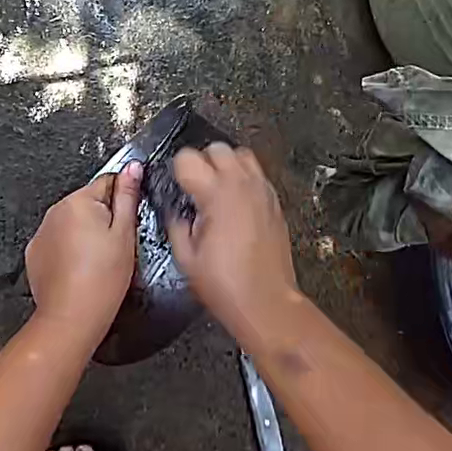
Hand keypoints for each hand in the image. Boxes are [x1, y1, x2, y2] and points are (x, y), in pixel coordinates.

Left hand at [25, 162, 142, 333]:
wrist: (71, 318)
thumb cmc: (101, 280)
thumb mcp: (124, 234)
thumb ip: (128, 196)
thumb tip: (132, 168)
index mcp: (78, 201)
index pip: (108, 183)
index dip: (122, 203)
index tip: (126, 223)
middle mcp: (55, 211)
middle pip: (89, 203)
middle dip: (103, 219)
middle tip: (114, 247)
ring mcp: (42, 233)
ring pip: (73, 223)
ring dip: (85, 234)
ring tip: (97, 262)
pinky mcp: (35, 253)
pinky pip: (58, 241)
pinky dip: (69, 250)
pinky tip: (80, 268)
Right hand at [166, 144, 299, 331]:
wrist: (266, 302)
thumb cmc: (226, 285)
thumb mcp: (185, 256)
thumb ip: (176, 223)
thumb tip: (177, 210)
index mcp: (216, 193)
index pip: (188, 157)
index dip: (178, 170)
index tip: (178, 187)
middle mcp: (242, 185)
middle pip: (216, 147)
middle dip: (202, 162)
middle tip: (195, 188)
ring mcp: (262, 190)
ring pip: (241, 154)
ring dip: (225, 165)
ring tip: (216, 190)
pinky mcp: (275, 201)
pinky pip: (256, 174)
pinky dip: (243, 178)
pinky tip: (234, 202)